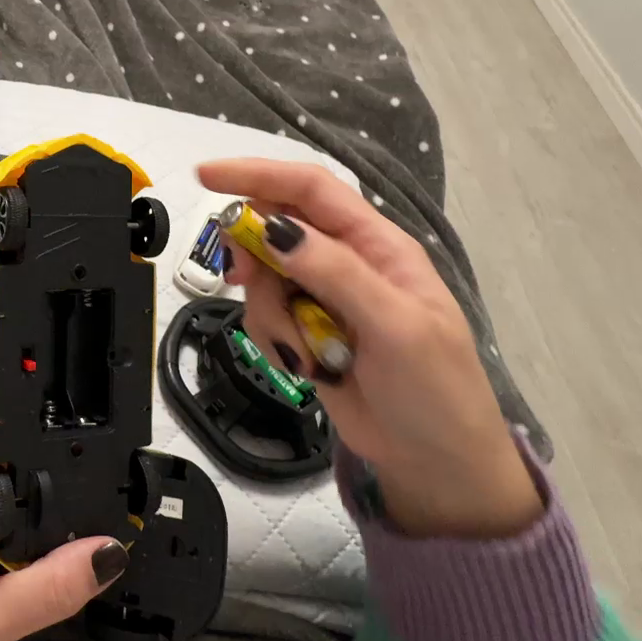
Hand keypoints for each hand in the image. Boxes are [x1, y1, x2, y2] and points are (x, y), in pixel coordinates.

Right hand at [199, 158, 542, 538]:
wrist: (436, 465)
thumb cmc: (435, 391)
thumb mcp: (394, 326)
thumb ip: (335, 273)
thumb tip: (275, 228)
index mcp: (376, 244)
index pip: (309, 189)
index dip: (258, 175)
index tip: (206, 176)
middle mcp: (345, 260)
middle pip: (275, 227)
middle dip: (252, 251)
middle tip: (239, 278)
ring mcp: (322, 297)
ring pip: (263, 275)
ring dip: (269, 311)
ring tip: (300, 350)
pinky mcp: (304, 330)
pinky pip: (263, 314)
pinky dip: (272, 336)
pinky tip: (304, 364)